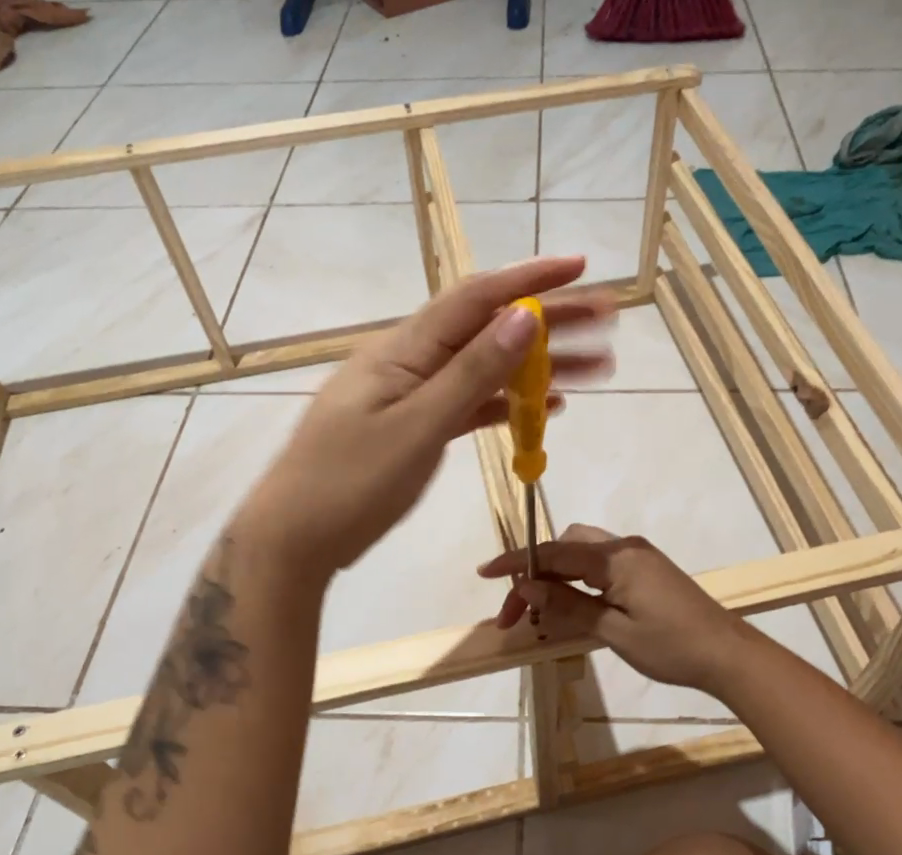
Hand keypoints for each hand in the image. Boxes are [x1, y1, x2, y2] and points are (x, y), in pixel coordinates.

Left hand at [237, 257, 614, 575]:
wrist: (294, 539)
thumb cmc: (349, 484)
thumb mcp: (416, 428)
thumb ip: (471, 375)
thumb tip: (523, 317)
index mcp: (403, 350)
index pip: (476, 299)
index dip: (531, 280)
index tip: (581, 268)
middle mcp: (409, 362)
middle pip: (487, 330)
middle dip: (550, 322)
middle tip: (608, 320)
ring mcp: (409, 395)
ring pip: (483, 369)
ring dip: (537, 366)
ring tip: (595, 367)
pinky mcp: (411, 428)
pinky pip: (468, 404)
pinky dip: (506, 403)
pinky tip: (544, 405)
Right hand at [477, 525, 756, 693]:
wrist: (727, 654)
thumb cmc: (671, 646)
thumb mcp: (613, 631)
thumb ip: (568, 605)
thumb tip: (526, 586)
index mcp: (616, 558)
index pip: (555, 553)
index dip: (517, 563)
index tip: (485, 574)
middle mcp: (625, 548)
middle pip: (566, 548)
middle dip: (535, 574)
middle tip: (514, 612)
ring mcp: (638, 558)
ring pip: (582, 556)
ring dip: (555, 577)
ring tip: (534, 612)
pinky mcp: (646, 572)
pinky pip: (600, 567)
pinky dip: (576, 581)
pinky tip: (566, 607)